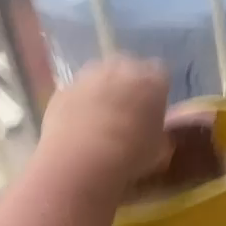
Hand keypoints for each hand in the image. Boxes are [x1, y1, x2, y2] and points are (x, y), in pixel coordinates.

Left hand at [35, 58, 169, 186]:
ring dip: (104, 89)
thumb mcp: (160, 150)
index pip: (161, 73)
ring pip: (100, 75)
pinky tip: (81, 124)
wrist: (80, 159)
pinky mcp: (62, 88)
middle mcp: (121, 68)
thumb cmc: (131, 155)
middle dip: (130, 83)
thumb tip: (160, 134)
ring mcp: (88, 76)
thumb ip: (162, 135)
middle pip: (129, 66)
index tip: (156, 107)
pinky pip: (78, 91)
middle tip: (130, 108)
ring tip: (103, 116)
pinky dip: (81, 101)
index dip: (158, 90)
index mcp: (152, 80)